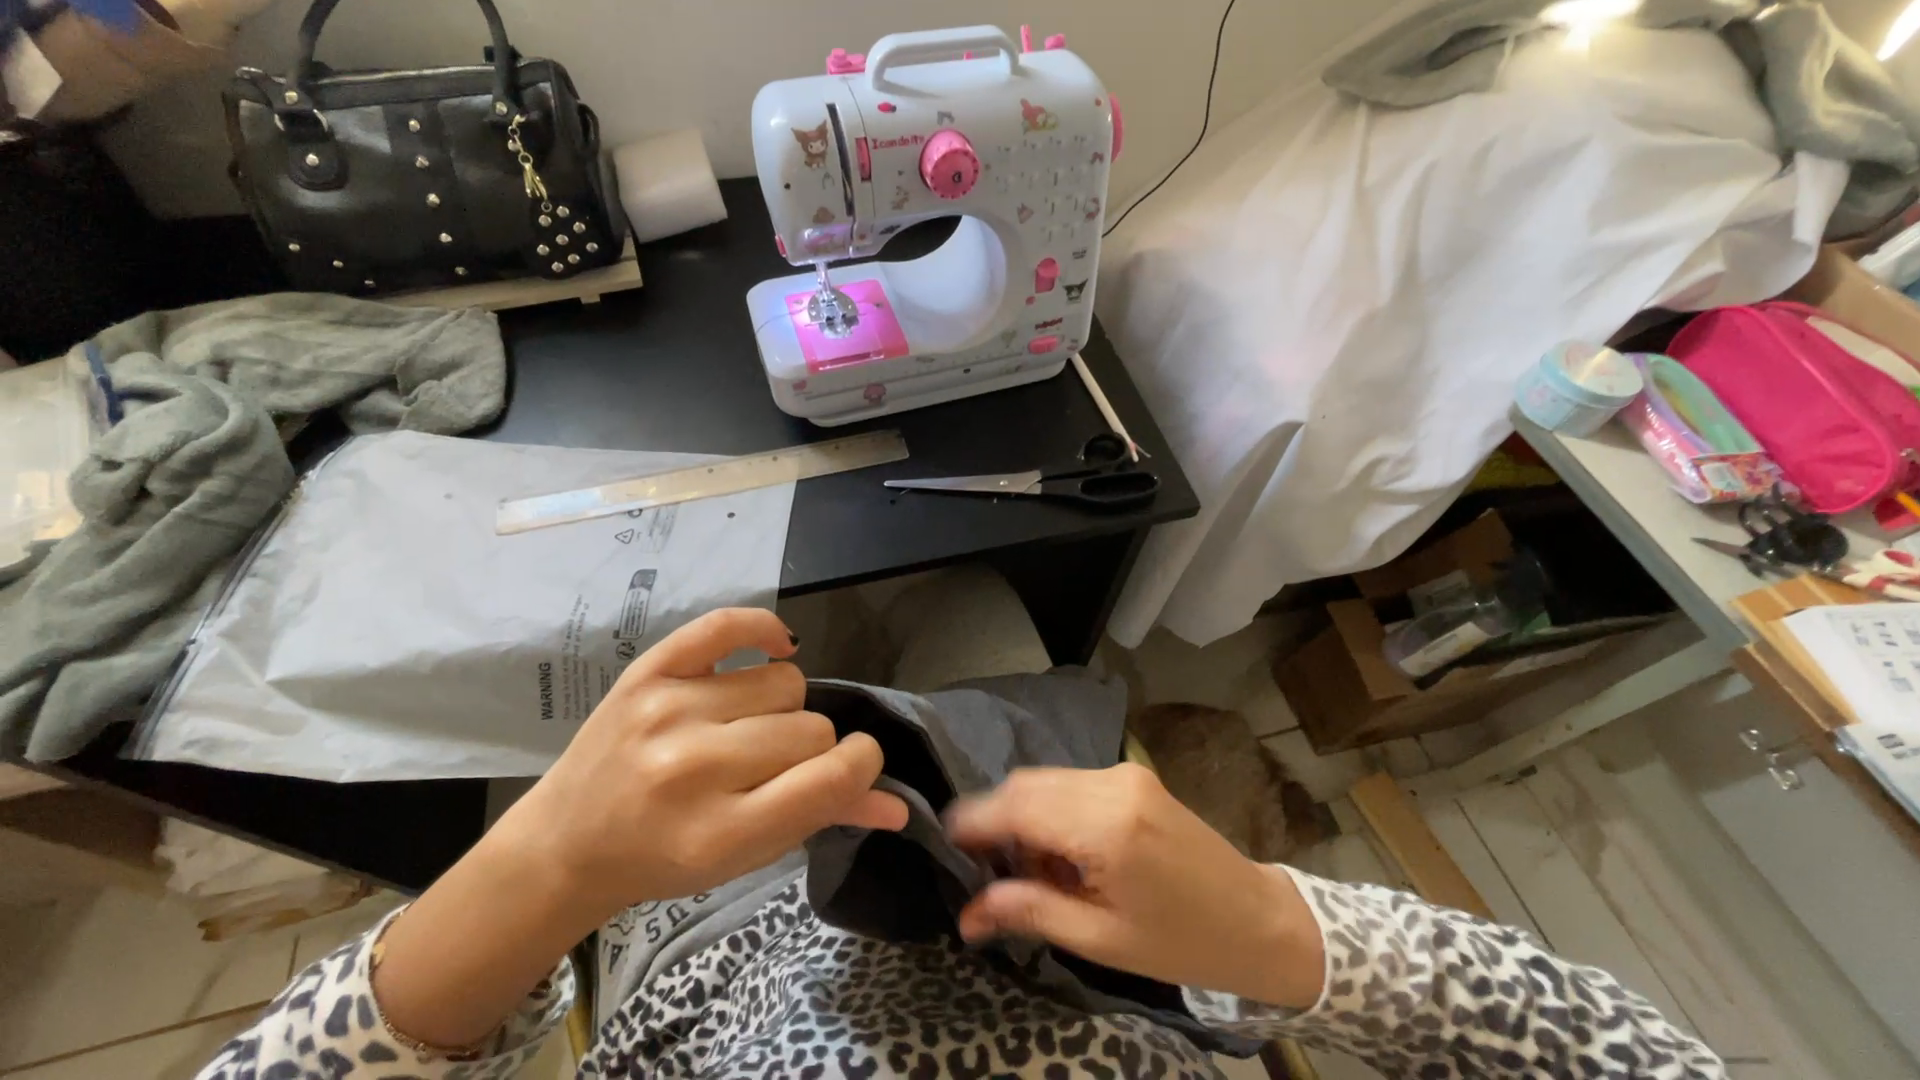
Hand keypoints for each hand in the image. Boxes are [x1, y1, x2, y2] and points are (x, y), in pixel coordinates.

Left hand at [375, 608, 906, 1049]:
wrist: (568, 842)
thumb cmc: (665, 858)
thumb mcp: (745, 857)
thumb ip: (823, 820)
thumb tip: (899, 804)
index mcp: (720, 833)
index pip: (831, 777)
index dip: (860, 766)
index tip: (853, 765)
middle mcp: (693, 767)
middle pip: (811, 727)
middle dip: (809, 747)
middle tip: (773, 767)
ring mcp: (667, 711)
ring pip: (784, 681)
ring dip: (782, 705)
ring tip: (750, 728)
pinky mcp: (647, 671)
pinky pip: (728, 625)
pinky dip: (763, 629)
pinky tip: (774, 648)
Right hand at [946, 764, 1324, 1007]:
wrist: (1258, 921)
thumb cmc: (1181, 942)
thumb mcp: (1100, 939)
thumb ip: (1030, 912)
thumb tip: (967, 914)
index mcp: (1106, 826)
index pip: (1016, 806)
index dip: (973, 821)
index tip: (944, 843)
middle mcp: (1112, 785)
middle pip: (1026, 785)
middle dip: (996, 821)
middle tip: (988, 871)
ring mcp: (1125, 774)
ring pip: (1046, 781)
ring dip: (1024, 816)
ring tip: (1031, 871)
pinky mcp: (1134, 777)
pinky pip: (1071, 784)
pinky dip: (1052, 811)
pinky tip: (1062, 854)